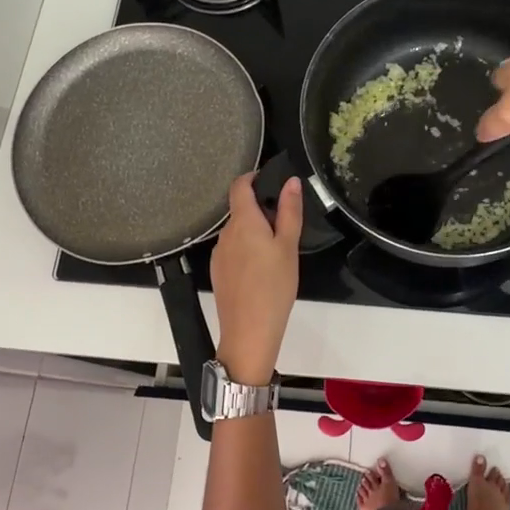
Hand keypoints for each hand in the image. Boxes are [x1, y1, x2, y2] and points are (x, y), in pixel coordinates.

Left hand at [210, 174, 301, 385]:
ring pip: (237, 232)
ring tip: (277, 252)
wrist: (249, 332)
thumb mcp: (288, 246)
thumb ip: (289, 211)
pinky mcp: (218, 272)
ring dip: (254, 232)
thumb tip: (291, 181)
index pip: (239, 186)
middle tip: (286, 226)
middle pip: (240, 210)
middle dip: (261, 211)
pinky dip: (247, 250)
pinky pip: (233, 250)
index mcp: (243, 222)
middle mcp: (226, 234)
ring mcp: (219, 254)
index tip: (270, 180)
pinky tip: (262, 271)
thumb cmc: (274, 286)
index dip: (253, 177)